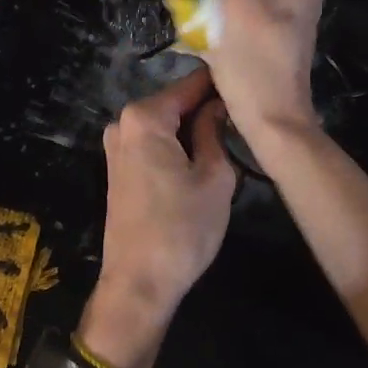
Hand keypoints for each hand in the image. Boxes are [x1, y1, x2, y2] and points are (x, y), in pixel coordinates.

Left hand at [84, 67, 236, 367]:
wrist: (139, 283)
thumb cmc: (182, 229)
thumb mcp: (214, 177)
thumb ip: (215, 132)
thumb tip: (217, 107)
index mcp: (144, 117)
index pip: (190, 85)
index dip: (221, 86)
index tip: (249, 90)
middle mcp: (124, 122)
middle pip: (175, 103)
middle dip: (207, 111)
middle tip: (243, 125)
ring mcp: (117, 145)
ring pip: (165, 125)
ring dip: (193, 132)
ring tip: (228, 145)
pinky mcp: (119, 167)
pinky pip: (154, 143)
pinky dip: (176, 147)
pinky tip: (201, 163)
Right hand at [193, 0, 325, 146]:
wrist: (270, 122)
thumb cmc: (254, 65)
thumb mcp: (236, 3)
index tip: (212, 10)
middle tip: (210, 27)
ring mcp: (285, 6)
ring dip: (212, 11)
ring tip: (211, 38)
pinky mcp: (272, 26)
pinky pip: (235, 8)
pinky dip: (221, 22)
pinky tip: (217, 44)